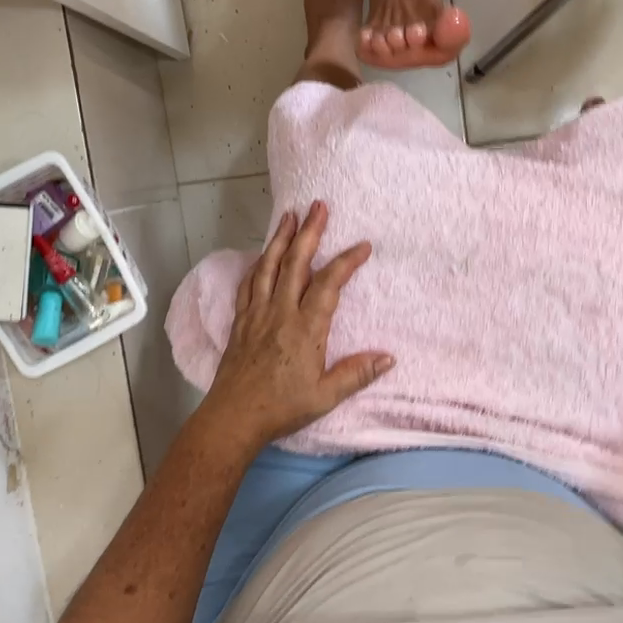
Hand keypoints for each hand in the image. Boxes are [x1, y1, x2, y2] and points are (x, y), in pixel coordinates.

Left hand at [196, 202, 392, 448]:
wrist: (233, 417)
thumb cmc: (282, 408)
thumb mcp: (325, 397)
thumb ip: (356, 374)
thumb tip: (389, 357)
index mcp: (305, 329)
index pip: (328, 285)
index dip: (346, 262)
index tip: (363, 246)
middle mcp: (280, 313)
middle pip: (296, 263)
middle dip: (309, 232)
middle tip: (319, 205)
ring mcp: (257, 314)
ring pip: (269, 266)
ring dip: (280, 238)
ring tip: (289, 214)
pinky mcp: (240, 321)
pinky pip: (249, 284)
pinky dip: (257, 264)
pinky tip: (262, 255)